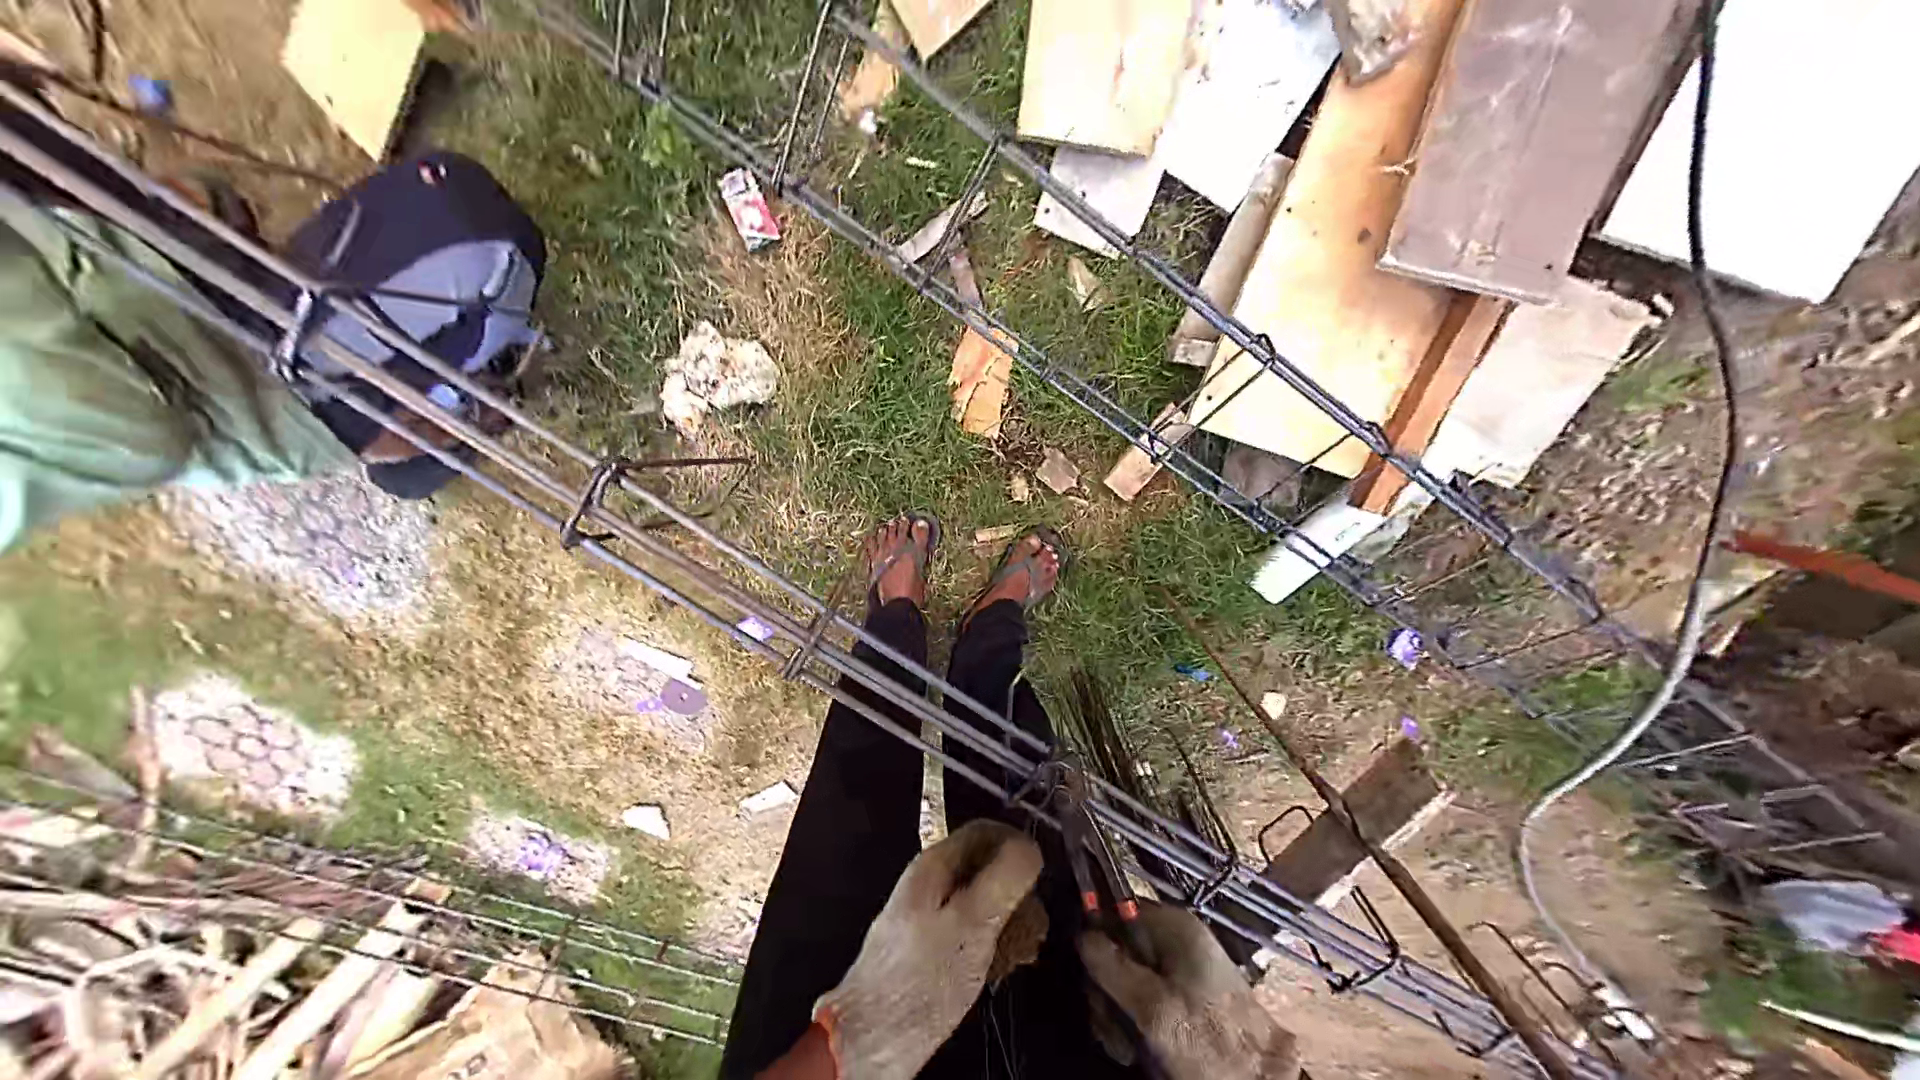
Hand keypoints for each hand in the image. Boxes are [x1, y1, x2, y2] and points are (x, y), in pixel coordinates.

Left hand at [813, 820, 1042, 1079]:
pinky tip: (1002, 966)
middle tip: (1035, 923)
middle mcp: (928, 882)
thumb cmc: (924, 978)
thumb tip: (1030, 846)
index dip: (1016, 845)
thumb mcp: (972, 923)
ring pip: (979, 900)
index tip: (1039, 875)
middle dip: (1015, 890)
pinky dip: (990, 941)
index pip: (983, 831)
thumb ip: (1004, 880)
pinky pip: (968, 929)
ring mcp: (926, 915)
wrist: (873, 1039)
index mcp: (934, 864)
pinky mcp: (928, 947)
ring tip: (1025, 950)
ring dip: (1008, 919)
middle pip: (983, 866)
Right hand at [1079, 902, 1300, 1079]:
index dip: (1096, 939)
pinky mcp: (1186, 995)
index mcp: (1173, 925)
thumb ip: (1110, 965)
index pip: (1115, 907)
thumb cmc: (1207, 1042)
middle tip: (1109, 1026)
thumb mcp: (1151, 1007)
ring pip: (1127, 976)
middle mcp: (1177, 938)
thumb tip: (1080, 934)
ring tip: (1124, 1046)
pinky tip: (1135, 1049)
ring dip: (1117, 1011)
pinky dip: (1135, 1021)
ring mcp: (1183, 967)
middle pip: (1118, 947)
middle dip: (1106, 988)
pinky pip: (1145, 995)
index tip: (1089, 978)